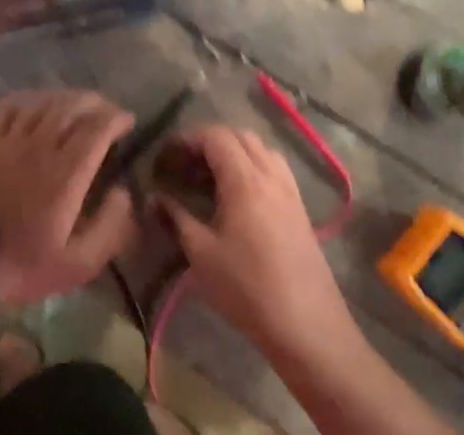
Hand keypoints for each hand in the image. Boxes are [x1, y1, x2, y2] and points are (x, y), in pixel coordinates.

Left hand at [0, 91, 139, 303]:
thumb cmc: (27, 262)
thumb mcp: (80, 262)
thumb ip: (111, 227)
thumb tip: (124, 192)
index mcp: (66, 174)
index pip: (96, 129)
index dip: (116, 119)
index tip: (129, 122)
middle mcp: (39, 147)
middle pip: (71, 107)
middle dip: (96, 103)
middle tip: (109, 111)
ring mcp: (11, 141)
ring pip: (42, 102)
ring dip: (66, 97)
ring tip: (80, 105)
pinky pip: (9, 107)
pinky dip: (28, 98)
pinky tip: (38, 103)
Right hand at [156, 126, 357, 358]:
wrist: (308, 327)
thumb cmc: (247, 288)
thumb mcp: (200, 253)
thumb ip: (175, 216)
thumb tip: (154, 197)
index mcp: (246, 181)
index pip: (216, 136)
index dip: (188, 138)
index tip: (167, 155)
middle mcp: (272, 178)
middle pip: (241, 136)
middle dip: (210, 141)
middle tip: (186, 163)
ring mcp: (291, 193)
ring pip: (262, 150)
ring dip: (235, 152)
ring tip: (211, 176)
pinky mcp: (300, 212)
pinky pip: (276, 171)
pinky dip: (253, 168)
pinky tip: (238, 197)